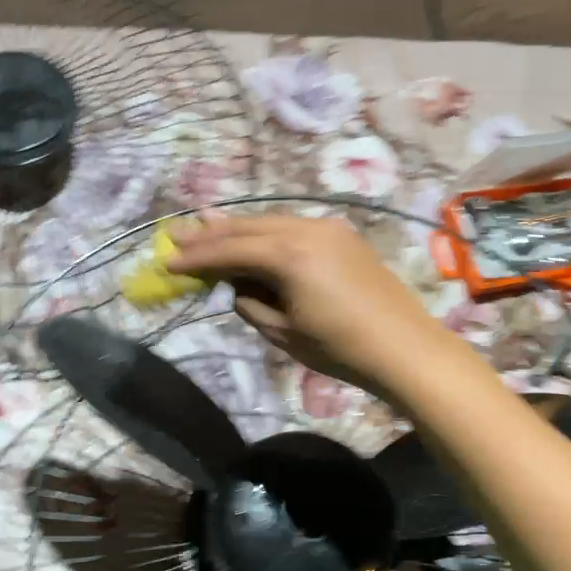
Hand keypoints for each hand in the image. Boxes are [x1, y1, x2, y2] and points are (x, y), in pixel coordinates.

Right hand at [167, 212, 440, 392]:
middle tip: (178, 233)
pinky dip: (266, 232)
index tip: (168, 262)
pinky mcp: (342, 237)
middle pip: (249, 227)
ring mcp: (328, 229)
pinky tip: (252, 237)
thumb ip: (251, 303)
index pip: (231, 251)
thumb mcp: (282, 332)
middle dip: (212, 233)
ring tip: (206, 227)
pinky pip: (293, 227)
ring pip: (271, 222)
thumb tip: (237, 286)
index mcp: (288, 255)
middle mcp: (306, 230)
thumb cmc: (338, 348)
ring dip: (238, 228)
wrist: (402, 347)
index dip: (197, 258)